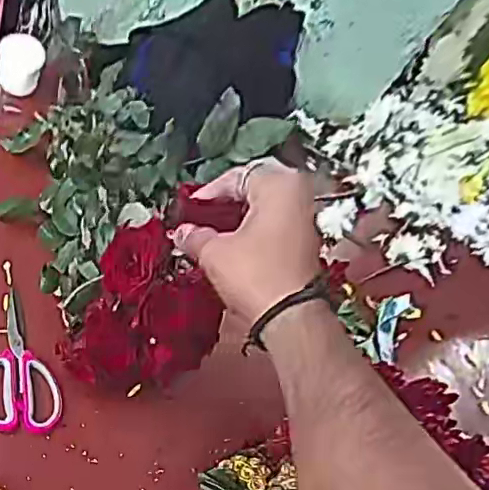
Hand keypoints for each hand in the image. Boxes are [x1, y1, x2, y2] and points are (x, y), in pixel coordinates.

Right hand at [172, 159, 325, 331]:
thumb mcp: (215, 253)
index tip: (190, 209)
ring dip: (240, 218)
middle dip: (226, 203)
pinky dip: (254, 231)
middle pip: (254, 187)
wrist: (288, 314)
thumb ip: (195, 236)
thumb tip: (182, 233)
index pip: (237, 175)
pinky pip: (275, 225)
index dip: (209, 193)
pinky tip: (235, 247)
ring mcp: (306, 217)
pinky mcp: (306, 241)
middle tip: (201, 218)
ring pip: (266, 207)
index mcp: (279, 184)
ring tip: (214, 234)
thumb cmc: (256, 277)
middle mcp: (299, 193)